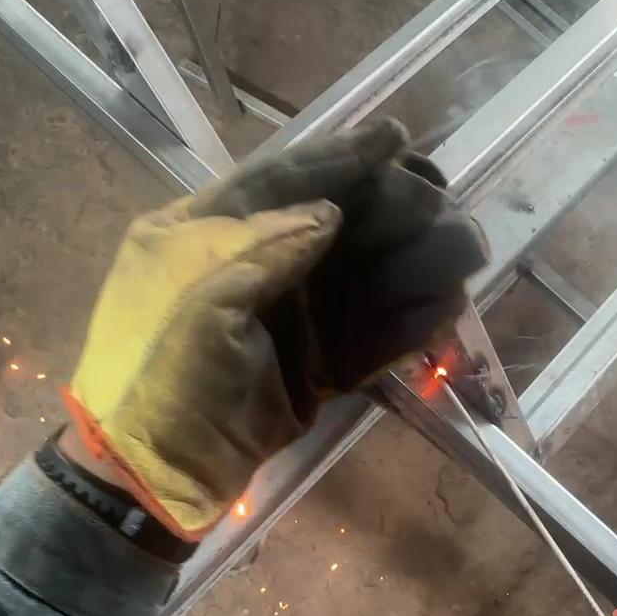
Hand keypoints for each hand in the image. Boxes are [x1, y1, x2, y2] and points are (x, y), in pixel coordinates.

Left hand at [65, 121, 485, 536]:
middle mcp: (247, 268)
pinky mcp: (308, 370)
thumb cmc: (159, 376)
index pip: (278, 180)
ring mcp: (281, 323)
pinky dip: (403, 325)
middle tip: (436, 195)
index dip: (336, 158)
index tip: (395, 136)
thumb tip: (331, 212)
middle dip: (385, 208)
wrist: (152, 478)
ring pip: (356, 280)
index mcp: (200, 235)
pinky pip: (363, 340)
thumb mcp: (200, 295)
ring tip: (464, 246)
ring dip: (409, 263)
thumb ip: (266, 245)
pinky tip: (447, 304)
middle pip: (328, 225)